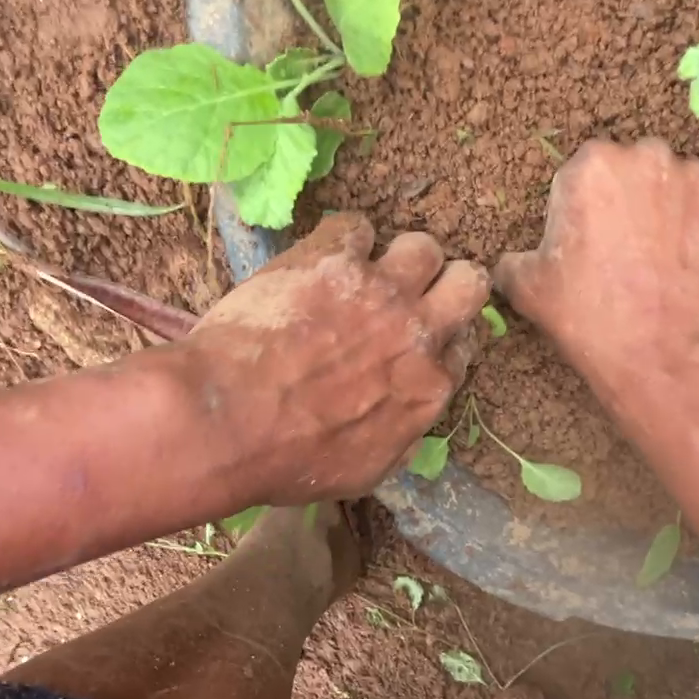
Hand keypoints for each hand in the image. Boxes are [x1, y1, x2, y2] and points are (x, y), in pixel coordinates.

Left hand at [186, 213, 487, 503]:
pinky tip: (320, 261)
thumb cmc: (294, 461)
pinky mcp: (333, 258)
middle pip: (468, 281)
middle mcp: (419, 332)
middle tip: (410, 294)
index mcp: (430, 387)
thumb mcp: (365, 470)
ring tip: (363, 274)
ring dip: (397, 259)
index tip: (418, 340)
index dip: (442, 338)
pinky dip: (342, 240)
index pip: (463, 344)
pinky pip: (356, 227)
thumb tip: (409, 420)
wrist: (230, 423)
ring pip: (421, 246)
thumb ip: (401, 437)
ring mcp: (379, 290)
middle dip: (445, 284)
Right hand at [494, 139, 698, 401]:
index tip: (582, 249)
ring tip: (652, 266)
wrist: (656, 352)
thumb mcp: (527, 289)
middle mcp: (646, 156)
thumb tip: (510, 263)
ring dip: (662, 217)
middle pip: (629, 175)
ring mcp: (695, 180)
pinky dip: (696, 235)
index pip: (579, 178)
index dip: (577, 214)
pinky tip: (681, 270)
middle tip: (618, 257)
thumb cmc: (585, 315)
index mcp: (592, 164)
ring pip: (671, 190)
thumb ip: (513, 262)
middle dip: (623, 207)